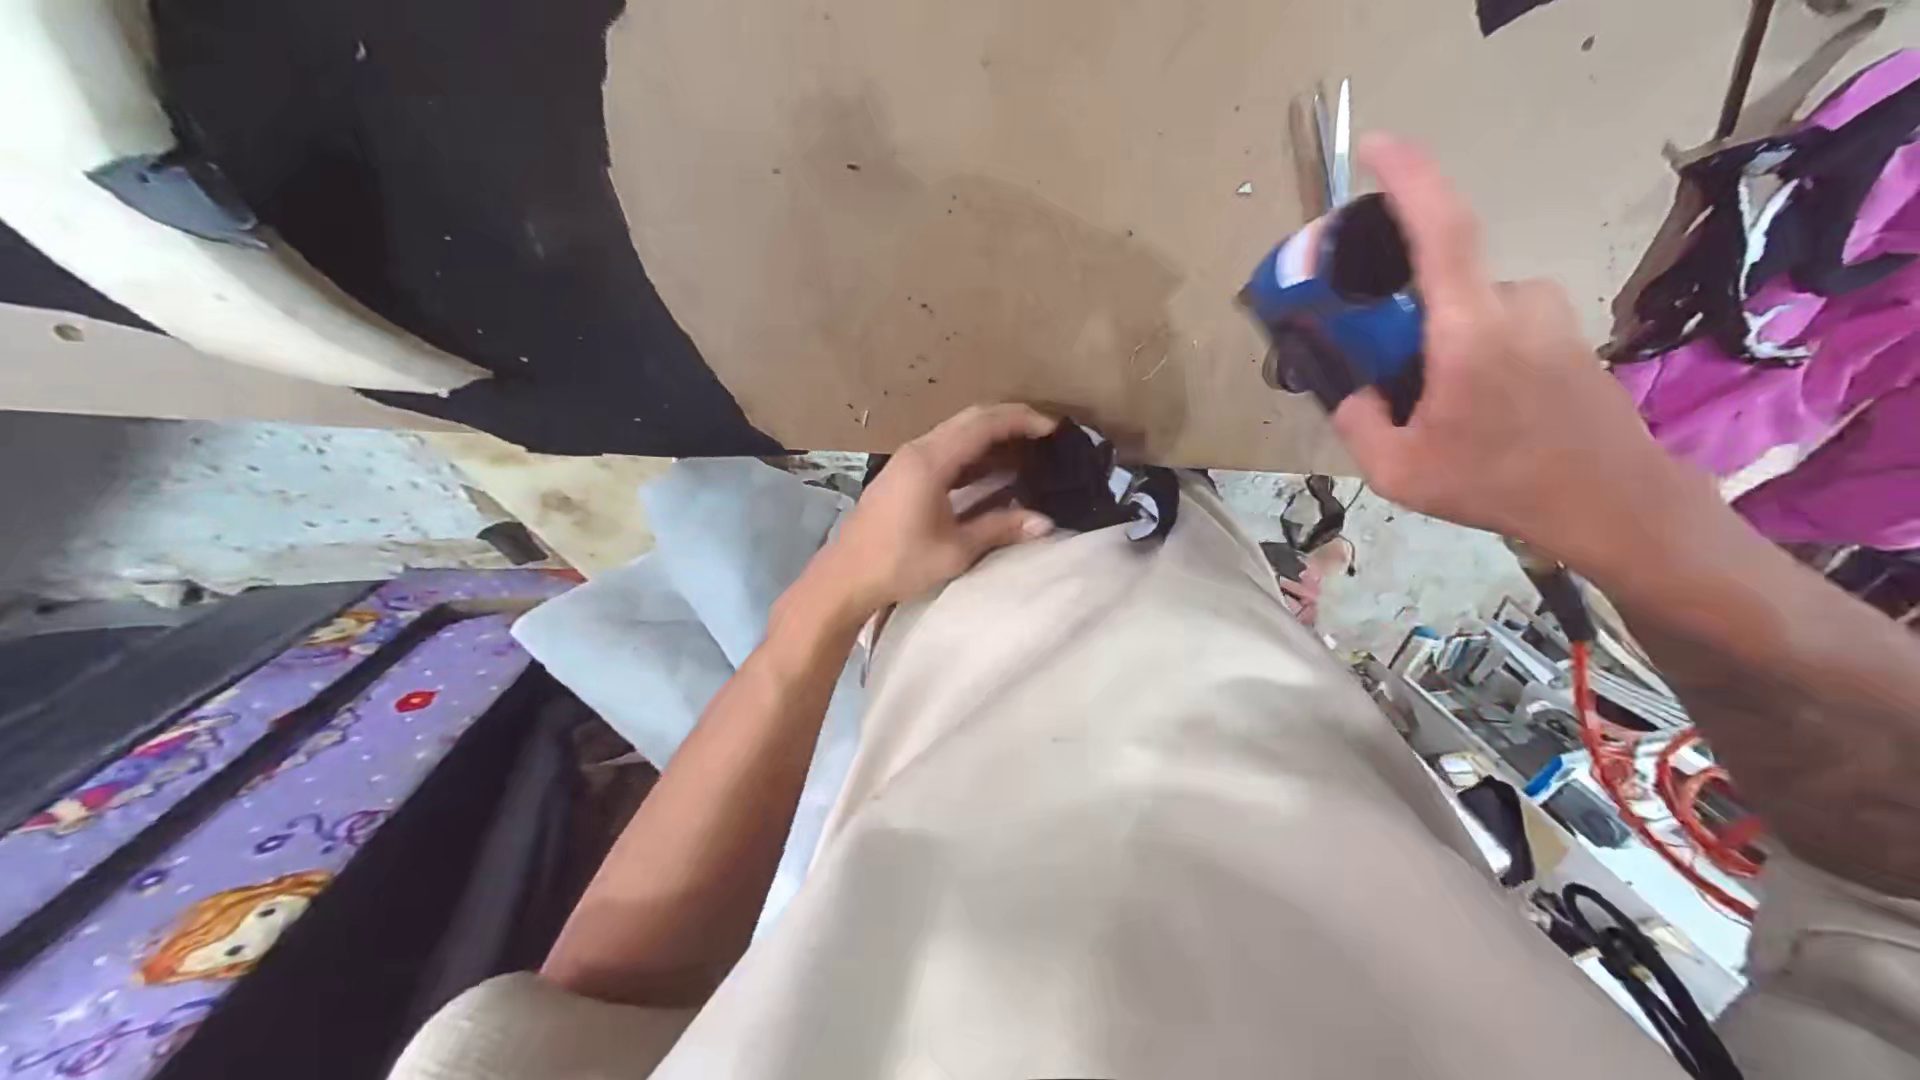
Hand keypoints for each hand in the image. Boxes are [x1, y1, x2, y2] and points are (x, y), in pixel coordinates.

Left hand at [799, 404, 1058, 621]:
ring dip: (990, 436)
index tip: (1053, 428)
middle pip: (970, 419)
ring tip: (1026, 449)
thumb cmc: (898, 563)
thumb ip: (1000, 528)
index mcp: (930, 462)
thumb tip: (1045, 522)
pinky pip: (944, 449)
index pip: (983, 424)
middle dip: (1009, 420)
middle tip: (1044, 434)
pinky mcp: (902, 474)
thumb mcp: (955, 549)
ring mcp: (906, 460)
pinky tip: (992, 470)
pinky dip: (972, 452)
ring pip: (956, 432)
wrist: (845, 577)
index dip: (1021, 420)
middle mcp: (917, 450)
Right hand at [1331, 134, 1700, 567]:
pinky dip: (1464, 350)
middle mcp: (1514, 304)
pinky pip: (1493, 320)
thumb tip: (1351, 392)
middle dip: (1398, 323)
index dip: (1408, 178)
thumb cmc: (1496, 484)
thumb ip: (1357, 423)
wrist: (1609, 501)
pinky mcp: (1563, 330)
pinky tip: (1472, 405)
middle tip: (1385, 378)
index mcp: (1468, 332)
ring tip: (1432, 407)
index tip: (1375, 146)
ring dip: (1433, 344)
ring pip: (1463, 307)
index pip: (1440, 230)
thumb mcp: (1395, 471)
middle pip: (1435, 283)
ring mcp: (1546, 313)